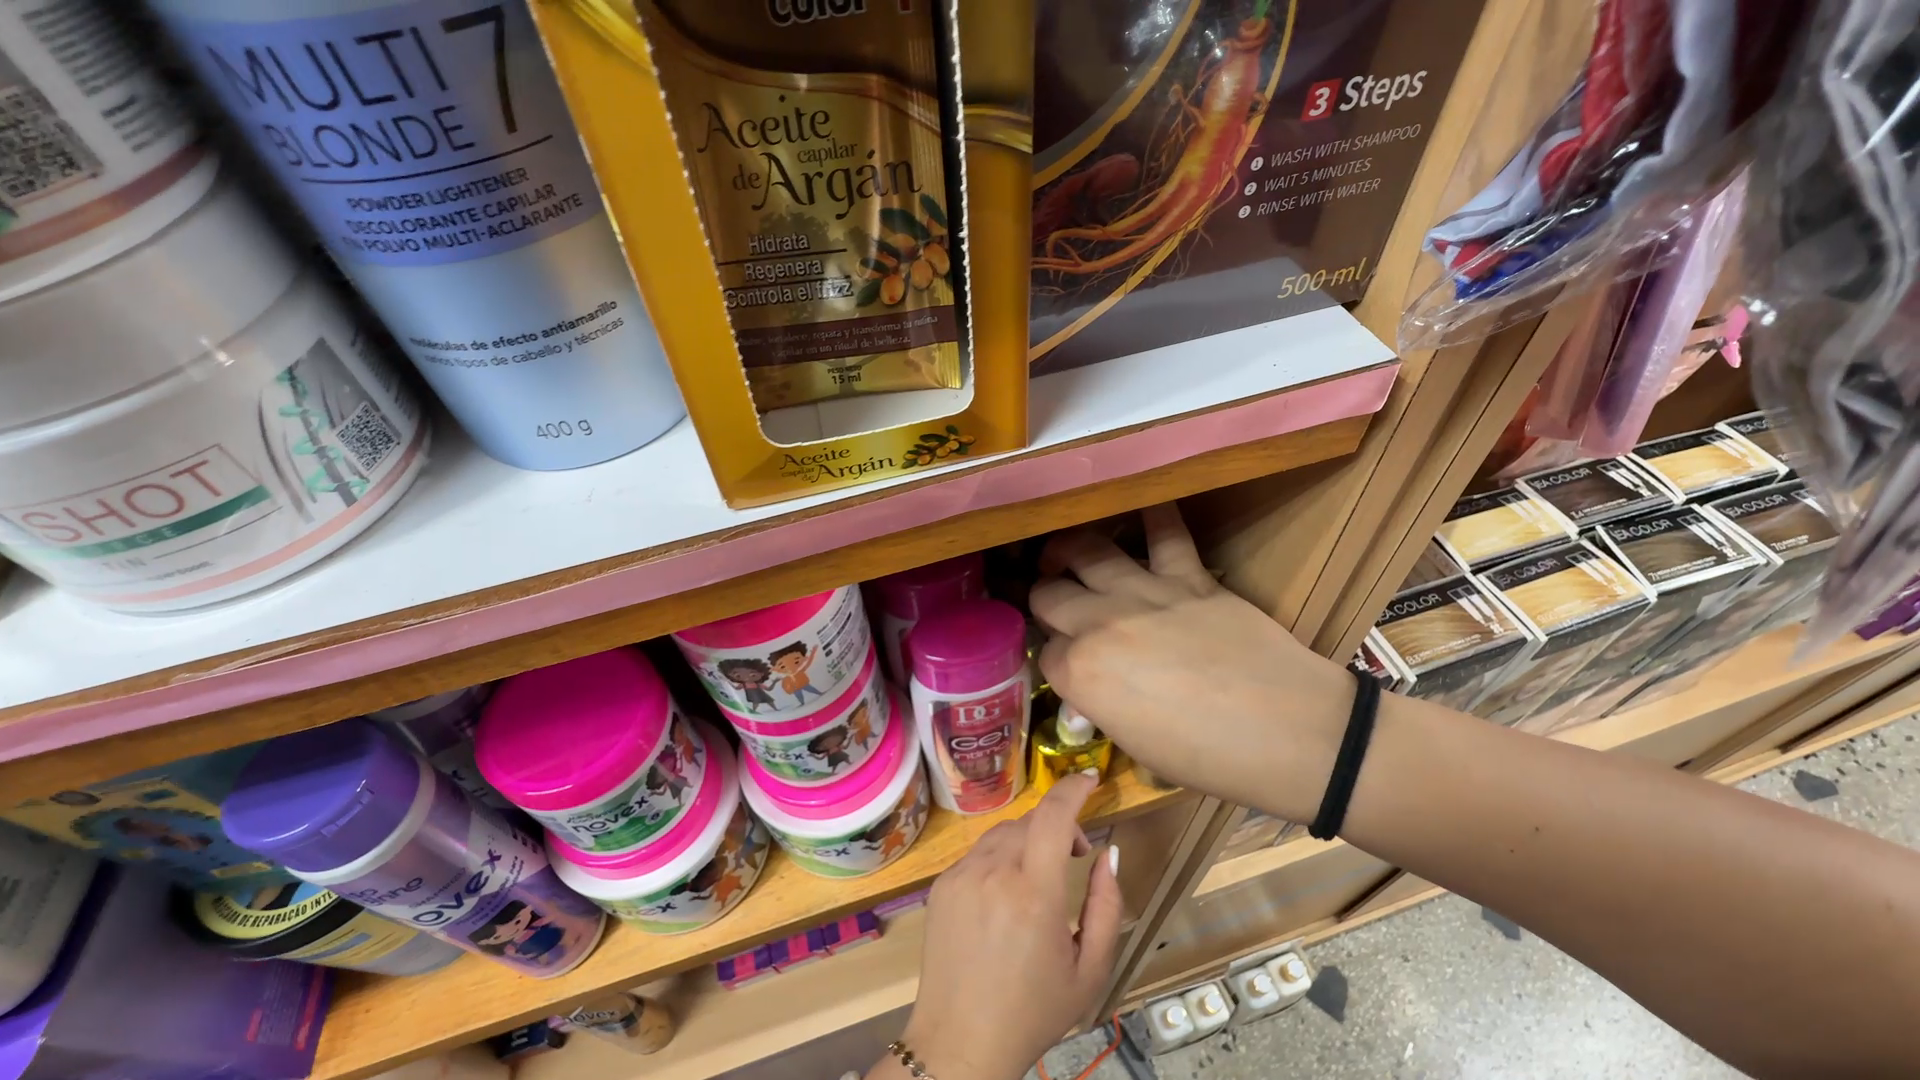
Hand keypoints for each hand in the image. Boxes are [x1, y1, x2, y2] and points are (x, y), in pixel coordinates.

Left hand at [889, 774, 1122, 1079]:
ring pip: (1001, 834)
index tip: (1090, 780)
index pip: (1053, 815)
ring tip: (1040, 876)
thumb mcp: (1090, 968)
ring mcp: (960, 878)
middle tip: (1074, 855)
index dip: (1073, 789)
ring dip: (1028, 840)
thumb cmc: (1034, 1010)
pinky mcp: (940, 887)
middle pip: (1029, 821)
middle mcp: (992, 874)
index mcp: (1033, 893)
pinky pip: (977, 854)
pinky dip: (1000, 858)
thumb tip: (1108, 853)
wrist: (961, 1040)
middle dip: (1057, 825)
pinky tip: (1006, 895)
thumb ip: (1107, 905)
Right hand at [1029, 504, 1352, 821]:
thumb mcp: (1133, 744)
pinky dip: (1155, 516)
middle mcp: (1099, 623)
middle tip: (1055, 605)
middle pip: (1049, 595)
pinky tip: (1142, 503)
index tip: (1063, 663)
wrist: (1288, 732)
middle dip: (1045, 600)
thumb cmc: (1207, 758)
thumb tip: (1090, 692)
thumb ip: (1100, 705)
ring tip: (1065, 553)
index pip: (1044, 653)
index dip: (1052, 658)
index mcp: (1080, 673)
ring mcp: (1144, 593)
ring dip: (1068, 550)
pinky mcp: (1190, 577)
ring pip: (1086, 552)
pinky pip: (1166, 532)